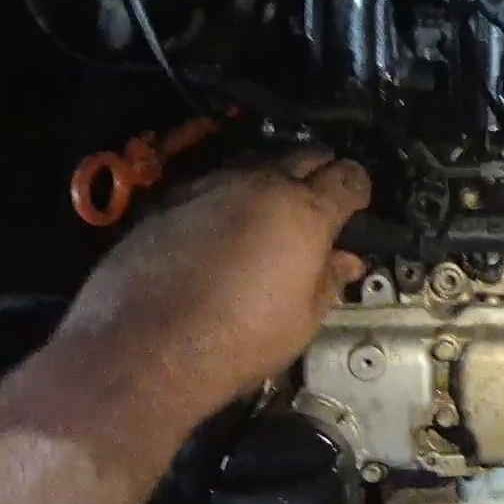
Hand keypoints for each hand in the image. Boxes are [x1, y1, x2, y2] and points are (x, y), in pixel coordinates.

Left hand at [55, 149, 370, 420]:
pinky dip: (229, 196)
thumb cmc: (239, 340)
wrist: (144, 349)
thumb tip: (345, 260)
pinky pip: (213, 183)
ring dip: (273, 180)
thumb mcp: (302, 319)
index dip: (359, 188)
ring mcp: (210, 186)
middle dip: (320, 172)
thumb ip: (328, 280)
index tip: (357, 206)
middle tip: (322, 202)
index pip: (349, 177)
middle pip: (304, 155)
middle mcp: (260, 185)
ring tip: (273, 212)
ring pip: (255, 163)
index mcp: (305, 212)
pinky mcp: (169, 199)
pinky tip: (223, 225)